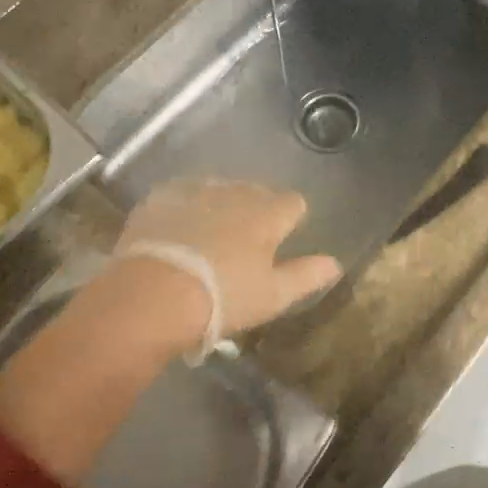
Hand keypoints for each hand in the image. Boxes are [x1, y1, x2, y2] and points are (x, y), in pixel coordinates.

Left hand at [0, 180, 338, 485]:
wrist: (153, 295)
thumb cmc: (223, 299)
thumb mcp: (272, 296)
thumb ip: (307, 276)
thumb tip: (335, 264)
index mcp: (267, 214)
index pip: (293, 203)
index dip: (291, 219)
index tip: (283, 238)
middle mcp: (234, 193)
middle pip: (255, 191)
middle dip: (256, 209)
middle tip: (246, 242)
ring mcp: (193, 191)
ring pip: (217, 189)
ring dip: (220, 204)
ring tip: (211, 234)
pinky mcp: (158, 199)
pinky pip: (180, 194)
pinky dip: (185, 207)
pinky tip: (177, 229)